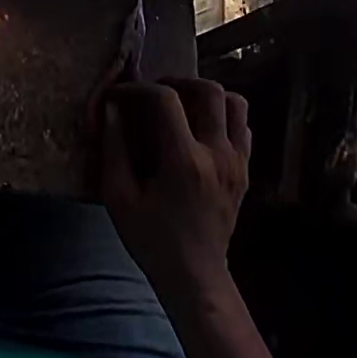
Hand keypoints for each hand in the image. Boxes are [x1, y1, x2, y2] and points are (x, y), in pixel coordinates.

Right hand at [99, 78, 251, 297]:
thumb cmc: (151, 240)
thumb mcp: (119, 198)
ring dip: (208, 96)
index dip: (139, 89)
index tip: (121, 96)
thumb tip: (111, 110)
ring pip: (236, 104)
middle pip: (210, 90)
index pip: (166, 99)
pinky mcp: (245, 171)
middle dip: (179, 82)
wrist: (195, 276)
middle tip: (157, 92)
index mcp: (184, 160)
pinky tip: (201, 131)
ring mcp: (237, 162)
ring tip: (184, 106)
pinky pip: (242, 128)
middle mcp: (217, 154)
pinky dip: (224, 118)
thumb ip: (113, 150)